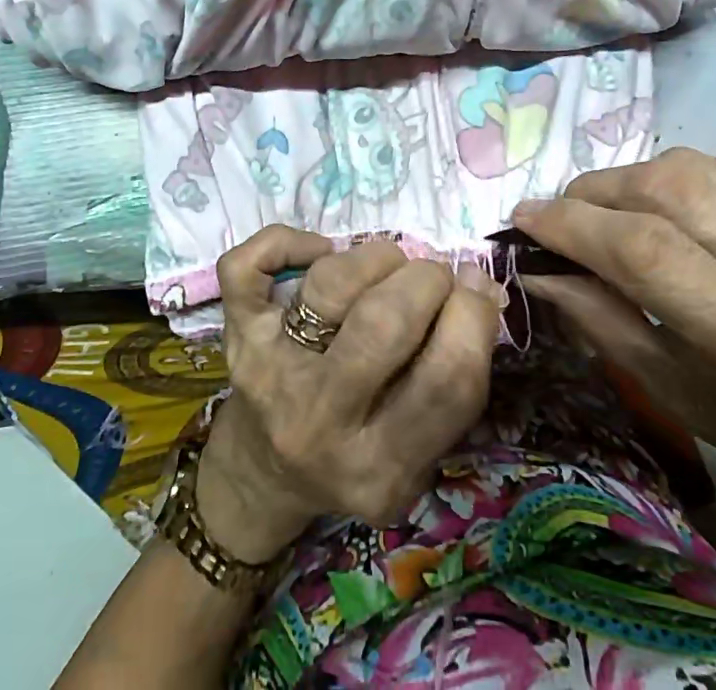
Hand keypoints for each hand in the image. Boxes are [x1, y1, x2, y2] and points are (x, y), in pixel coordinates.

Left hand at [193, 227, 501, 562]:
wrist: (264, 474)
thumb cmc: (354, 459)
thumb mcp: (417, 454)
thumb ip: (454, 382)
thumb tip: (481, 285)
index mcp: (379, 466)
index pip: (447, 380)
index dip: (474, 318)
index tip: (475, 292)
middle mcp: (318, 420)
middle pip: (385, 322)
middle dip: (426, 280)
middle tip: (433, 277)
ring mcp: (268, 373)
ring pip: (328, 284)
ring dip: (375, 256)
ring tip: (390, 264)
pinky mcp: (235, 338)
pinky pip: (247, 267)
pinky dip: (284, 241)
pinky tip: (318, 251)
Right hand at [512, 149, 715, 528]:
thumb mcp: (660, 382)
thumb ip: (590, 312)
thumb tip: (531, 259)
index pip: (642, 249)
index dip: (572, 223)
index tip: (523, 216)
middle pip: (670, 190)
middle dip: (597, 192)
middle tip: (565, 212)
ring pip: (697, 167)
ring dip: (636, 183)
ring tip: (617, 213)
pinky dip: (688, 183)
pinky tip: (683, 214)